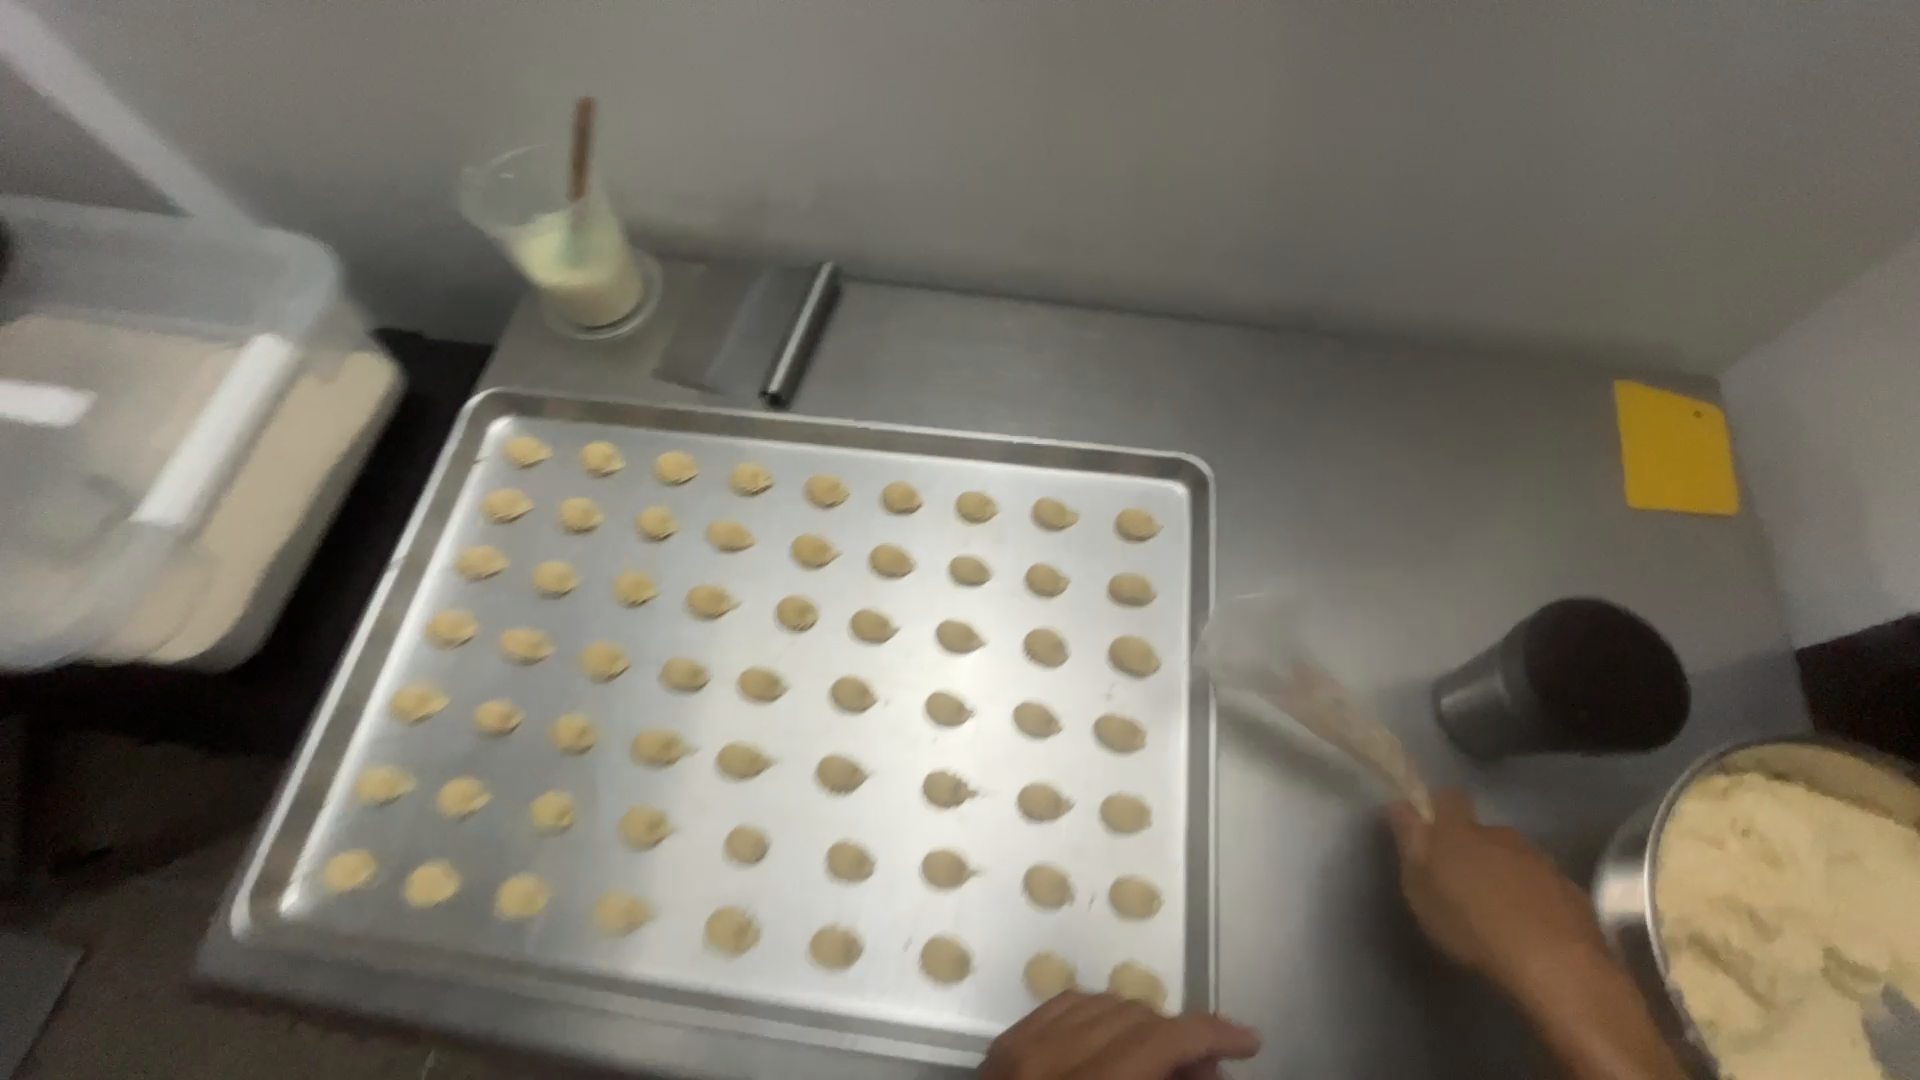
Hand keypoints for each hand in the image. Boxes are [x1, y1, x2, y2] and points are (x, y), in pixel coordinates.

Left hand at [980, 992, 1259, 1079]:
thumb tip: (1203, 1069)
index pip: (1159, 1040)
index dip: (1211, 1035)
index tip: (1248, 1041)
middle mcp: (1051, 1059)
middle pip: (1135, 1018)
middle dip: (1178, 1039)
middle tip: (1204, 1073)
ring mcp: (1022, 1046)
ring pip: (1103, 1003)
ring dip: (1141, 1025)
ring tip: (1162, 1058)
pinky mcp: (1006, 1042)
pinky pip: (1067, 1005)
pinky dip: (1100, 1017)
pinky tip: (1115, 1039)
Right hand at [1385, 788, 1609, 991]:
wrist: (1556, 967)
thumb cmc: (1470, 924)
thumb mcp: (1419, 887)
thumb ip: (1409, 842)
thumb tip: (1398, 803)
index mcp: (1460, 832)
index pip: (1449, 797)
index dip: (1439, 807)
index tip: (1430, 827)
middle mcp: (1503, 836)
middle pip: (1485, 831)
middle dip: (1474, 849)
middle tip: (1463, 883)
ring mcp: (1543, 864)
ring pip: (1517, 859)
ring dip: (1506, 875)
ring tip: (1498, 911)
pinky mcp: (1575, 894)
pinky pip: (1546, 887)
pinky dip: (1536, 899)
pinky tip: (1531, 929)